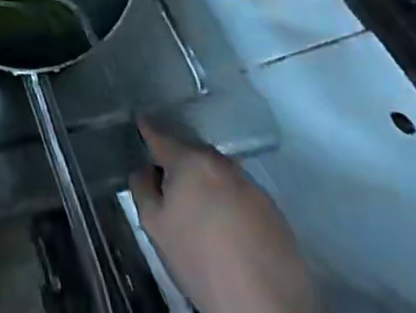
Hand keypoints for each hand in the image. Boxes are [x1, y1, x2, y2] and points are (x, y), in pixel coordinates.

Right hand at [130, 119, 316, 312]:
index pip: (161, 135)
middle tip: (165, 177)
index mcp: (191, 162)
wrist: (266, 308)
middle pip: (193, 151)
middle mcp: (224, 166)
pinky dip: (227, 200)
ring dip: (205, 180)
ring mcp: (255, 189)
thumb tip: (147, 170)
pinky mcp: (276, 214)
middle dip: (178, 158)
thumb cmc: (200, 259)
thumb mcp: (154, 224)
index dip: (147, 128)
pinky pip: (240, 194)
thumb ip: (142, 187)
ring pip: (219, 173)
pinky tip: (223, 225)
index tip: (139, 122)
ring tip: (196, 205)